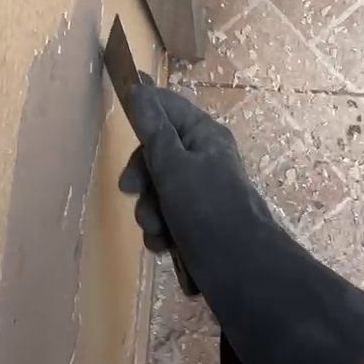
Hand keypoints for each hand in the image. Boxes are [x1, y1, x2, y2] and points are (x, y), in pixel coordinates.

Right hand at [117, 84, 279, 268]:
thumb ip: (153, 130)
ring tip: (158, 230)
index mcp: (204, 136)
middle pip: (155, 154)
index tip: (120, 115)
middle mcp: (202, 160)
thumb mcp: (174, 167)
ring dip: (150, 212)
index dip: (143, 111)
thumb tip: (139, 88)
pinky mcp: (195, 225)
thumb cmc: (208, 212)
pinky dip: (161, 233)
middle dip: (142, 179)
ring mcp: (199, 194)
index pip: (167, 107)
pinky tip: (165, 246)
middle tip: (131, 192)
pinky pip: (165, 219)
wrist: (243, 275)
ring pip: (156, 191)